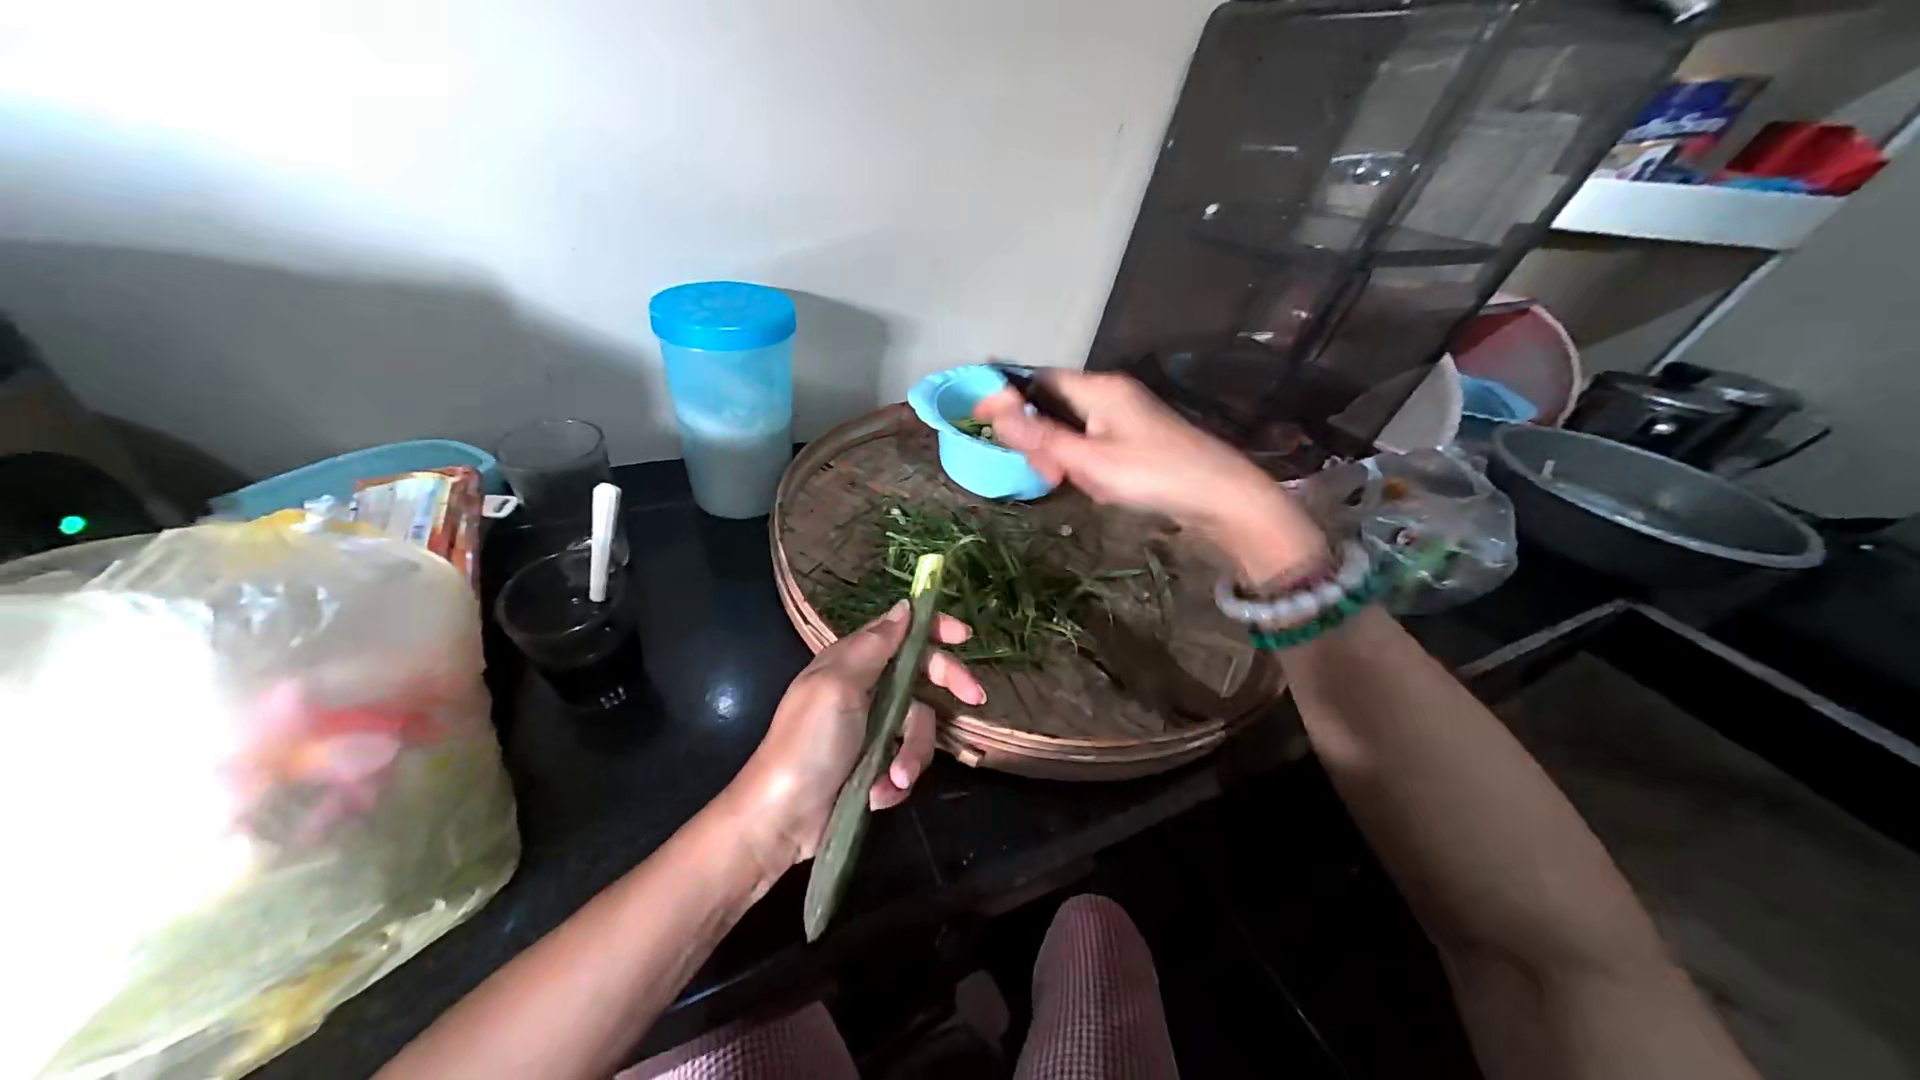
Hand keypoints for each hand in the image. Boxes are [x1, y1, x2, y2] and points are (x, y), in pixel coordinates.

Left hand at [727, 601, 984, 870]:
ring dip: (911, 754)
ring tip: (893, 778)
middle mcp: (866, 689)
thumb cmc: (807, 744)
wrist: (782, 818)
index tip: (965, 637)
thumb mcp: (838, 686)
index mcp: (852, 662)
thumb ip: (874, 646)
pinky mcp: (877, 763)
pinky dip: (896, 779)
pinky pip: (907, 761)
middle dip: (947, 688)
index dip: (933, 629)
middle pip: (922, 676)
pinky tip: (878, 793)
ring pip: (919, 726)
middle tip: (974, 697)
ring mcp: (873, 728)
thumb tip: (904, 607)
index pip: (900, 632)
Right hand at [974, 369, 1328, 585]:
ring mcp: (1123, 418)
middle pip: (1052, 406)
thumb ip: (1042, 437)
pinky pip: (1091, 446)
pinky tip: (1096, 486)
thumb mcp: (1090, 461)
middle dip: (1041, 439)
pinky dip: (1084, 465)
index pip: (1038, 379)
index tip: (980, 418)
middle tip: (1047, 473)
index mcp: (1099, 389)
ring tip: (1074, 483)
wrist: (1221, 497)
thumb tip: (995, 410)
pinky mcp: (1133, 440)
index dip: (1006, 396)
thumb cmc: (1154, 474)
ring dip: (1062, 457)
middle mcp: (1109, 395)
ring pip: (1070, 430)